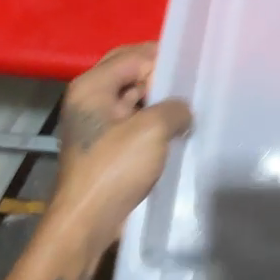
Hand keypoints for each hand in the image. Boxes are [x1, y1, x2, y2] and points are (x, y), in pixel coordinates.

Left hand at [52, 43, 192, 241]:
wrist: (87, 222)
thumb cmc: (114, 169)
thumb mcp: (152, 129)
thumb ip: (175, 108)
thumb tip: (182, 110)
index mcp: (91, 86)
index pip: (134, 56)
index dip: (163, 60)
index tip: (193, 70)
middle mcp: (88, 98)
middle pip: (129, 72)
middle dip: (159, 76)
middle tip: (191, 85)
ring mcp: (94, 123)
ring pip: (131, 97)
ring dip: (157, 100)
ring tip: (188, 106)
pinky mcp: (104, 145)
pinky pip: (132, 120)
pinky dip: (151, 119)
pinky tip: (175, 128)